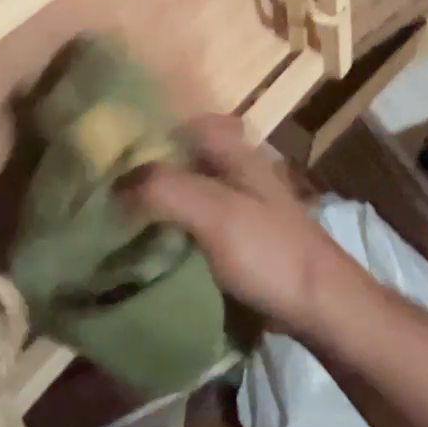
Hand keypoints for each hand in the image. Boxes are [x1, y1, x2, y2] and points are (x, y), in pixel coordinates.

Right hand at [119, 116, 372, 342]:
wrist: (322, 307)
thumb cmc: (270, 251)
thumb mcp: (213, 213)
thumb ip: (164, 189)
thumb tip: (114, 185)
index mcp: (235, 150)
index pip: (186, 119)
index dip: (152, 125)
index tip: (113, 144)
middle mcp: (238, 168)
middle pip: (185, 153)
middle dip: (149, 164)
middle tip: (105, 182)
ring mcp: (242, 203)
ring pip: (190, 187)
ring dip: (159, 197)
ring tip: (116, 211)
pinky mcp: (242, 237)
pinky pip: (197, 220)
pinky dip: (173, 225)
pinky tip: (149, 241)